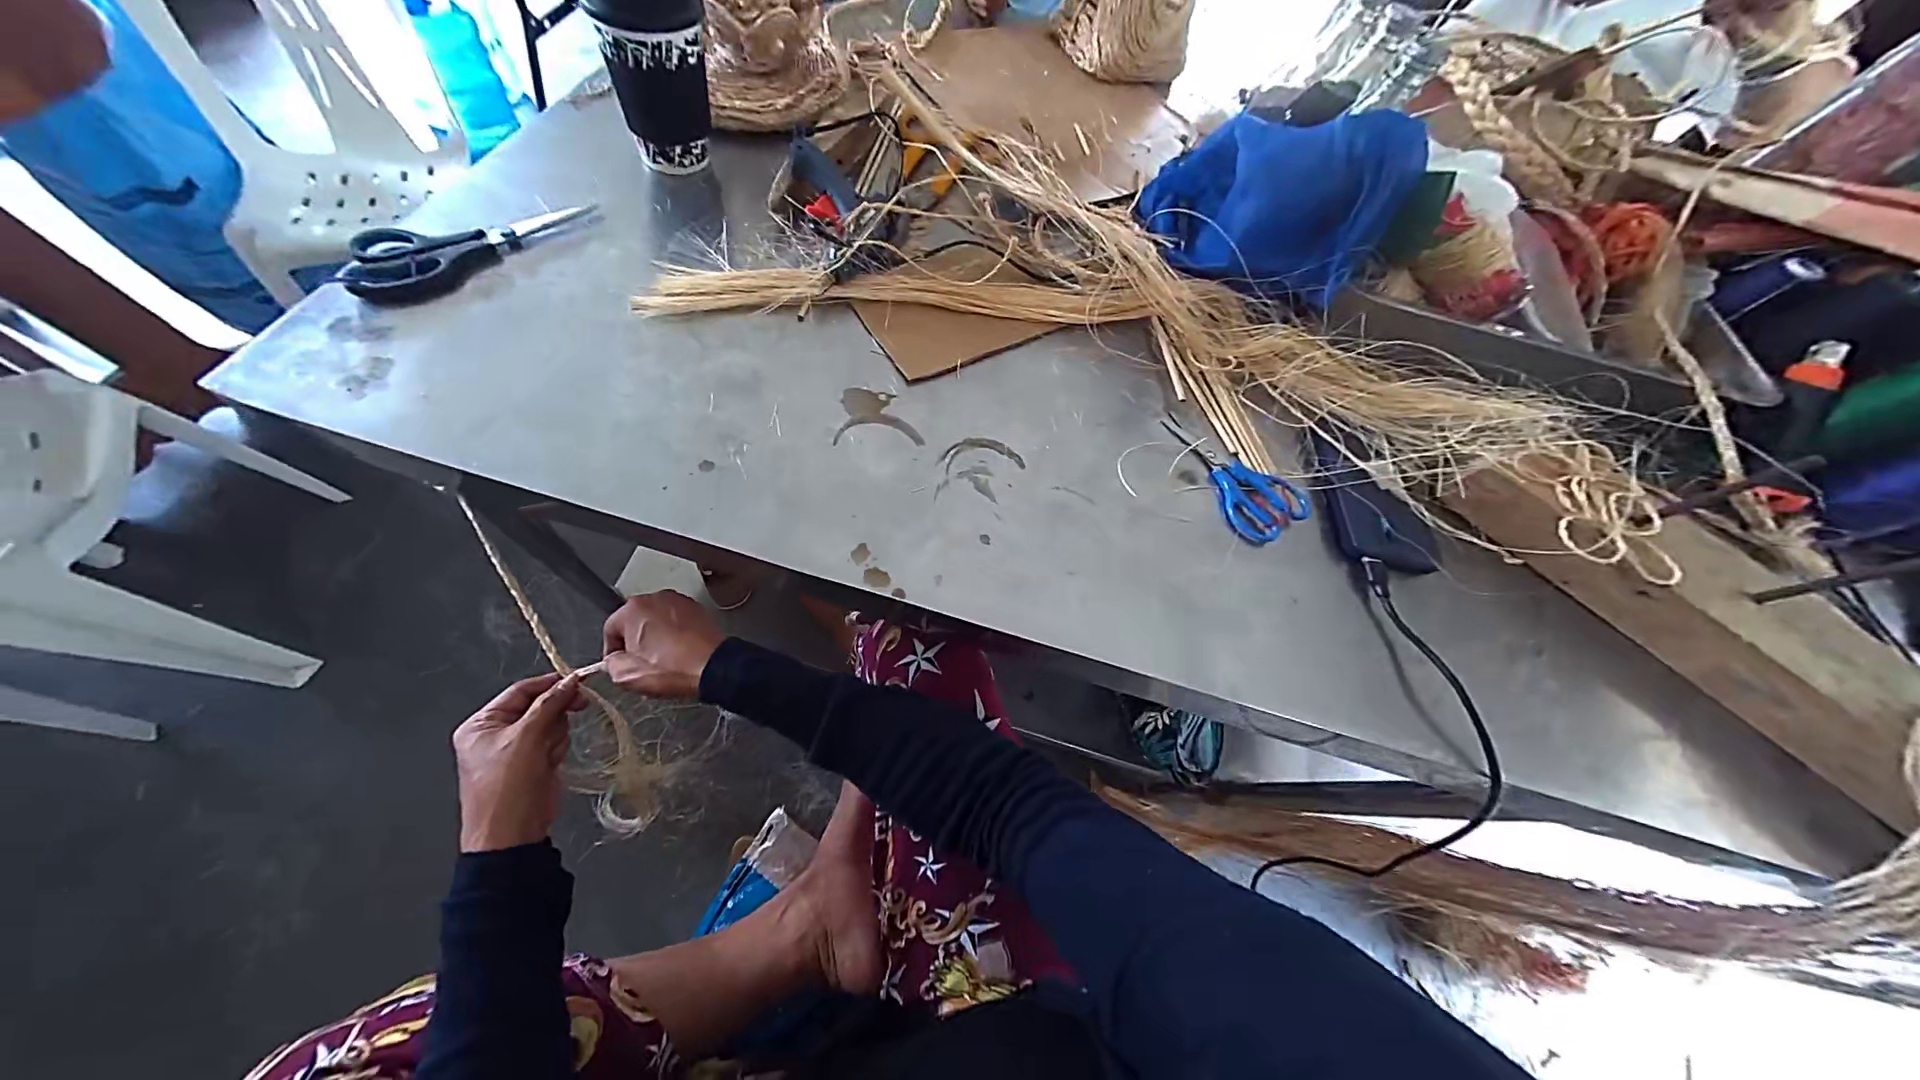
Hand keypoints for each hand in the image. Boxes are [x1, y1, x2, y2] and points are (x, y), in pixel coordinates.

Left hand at [452, 672, 585, 851]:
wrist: (512, 833)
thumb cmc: (508, 786)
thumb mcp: (526, 738)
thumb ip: (550, 704)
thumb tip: (571, 680)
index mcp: (482, 724)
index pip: (521, 690)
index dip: (550, 684)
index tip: (579, 681)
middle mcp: (496, 733)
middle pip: (539, 705)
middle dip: (554, 716)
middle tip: (576, 710)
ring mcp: (515, 748)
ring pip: (551, 723)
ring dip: (556, 736)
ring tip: (547, 755)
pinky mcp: (532, 761)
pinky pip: (554, 741)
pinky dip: (556, 749)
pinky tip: (549, 764)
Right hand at [602, 591, 723, 699]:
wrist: (713, 667)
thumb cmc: (674, 669)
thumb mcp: (627, 676)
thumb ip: (612, 664)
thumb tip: (613, 660)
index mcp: (633, 609)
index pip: (611, 629)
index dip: (612, 650)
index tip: (618, 663)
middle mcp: (656, 598)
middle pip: (634, 621)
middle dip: (635, 641)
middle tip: (641, 663)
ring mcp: (679, 601)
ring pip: (656, 620)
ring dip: (656, 636)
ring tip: (662, 659)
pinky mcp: (697, 609)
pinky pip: (676, 621)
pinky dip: (675, 633)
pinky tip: (678, 651)